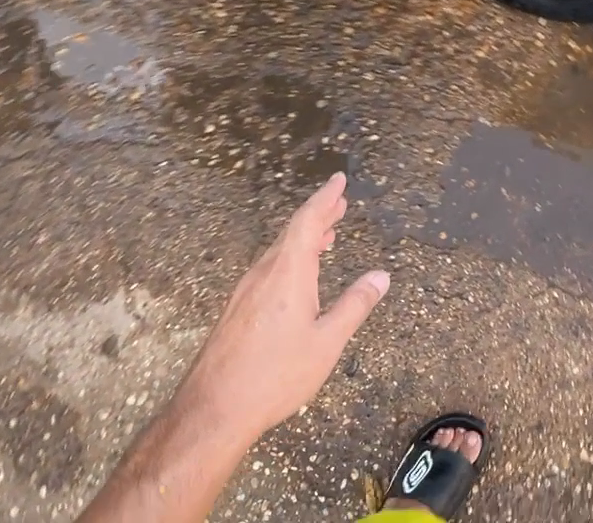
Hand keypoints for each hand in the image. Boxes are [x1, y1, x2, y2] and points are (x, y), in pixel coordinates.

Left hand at [177, 173, 388, 441]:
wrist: (211, 412)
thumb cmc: (275, 375)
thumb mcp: (327, 342)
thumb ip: (354, 305)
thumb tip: (381, 276)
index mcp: (288, 273)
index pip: (308, 221)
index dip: (325, 197)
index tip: (338, 179)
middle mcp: (264, 274)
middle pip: (292, 232)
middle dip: (318, 215)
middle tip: (339, 202)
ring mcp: (245, 292)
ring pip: (279, 251)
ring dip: (304, 237)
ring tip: (327, 235)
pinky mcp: (236, 311)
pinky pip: (268, 268)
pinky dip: (290, 257)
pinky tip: (298, 275)